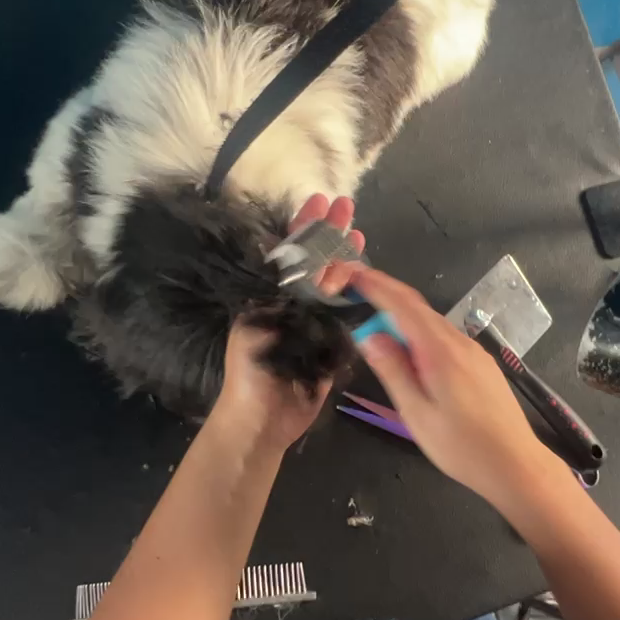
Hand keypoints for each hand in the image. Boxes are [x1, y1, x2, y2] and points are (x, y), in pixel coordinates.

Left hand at [204, 195, 359, 450]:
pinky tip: (370, 278)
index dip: (306, 227)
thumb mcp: (255, 327)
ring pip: (335, 285)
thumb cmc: (249, 373)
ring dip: (348, 259)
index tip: (319, 200)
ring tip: (361, 234)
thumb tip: (313, 271)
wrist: (261, 419)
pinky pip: (347, 317)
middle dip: (330, 233)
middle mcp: (293, 306)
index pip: (291, 254)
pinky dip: (359, 297)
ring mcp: (314, 325)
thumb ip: (282, 300)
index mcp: (271, 297)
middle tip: (347, 206)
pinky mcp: (331, 347)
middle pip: (316, 262)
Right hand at [329, 263, 568, 507]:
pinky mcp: (482, 366)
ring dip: (404, 320)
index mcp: (440, 350)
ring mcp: (475, 353)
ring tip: (377, 328)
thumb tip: (370, 335)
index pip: (403, 305)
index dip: (376, 286)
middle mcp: (460, 343)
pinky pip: (446, 340)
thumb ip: (393, 371)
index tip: (352, 274)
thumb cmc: (461, 446)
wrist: (514, 464)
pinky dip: (422, 336)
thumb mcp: (416, 413)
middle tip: (356, 295)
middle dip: (387, 297)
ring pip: (433, 325)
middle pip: (419, 309)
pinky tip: (411, 353)